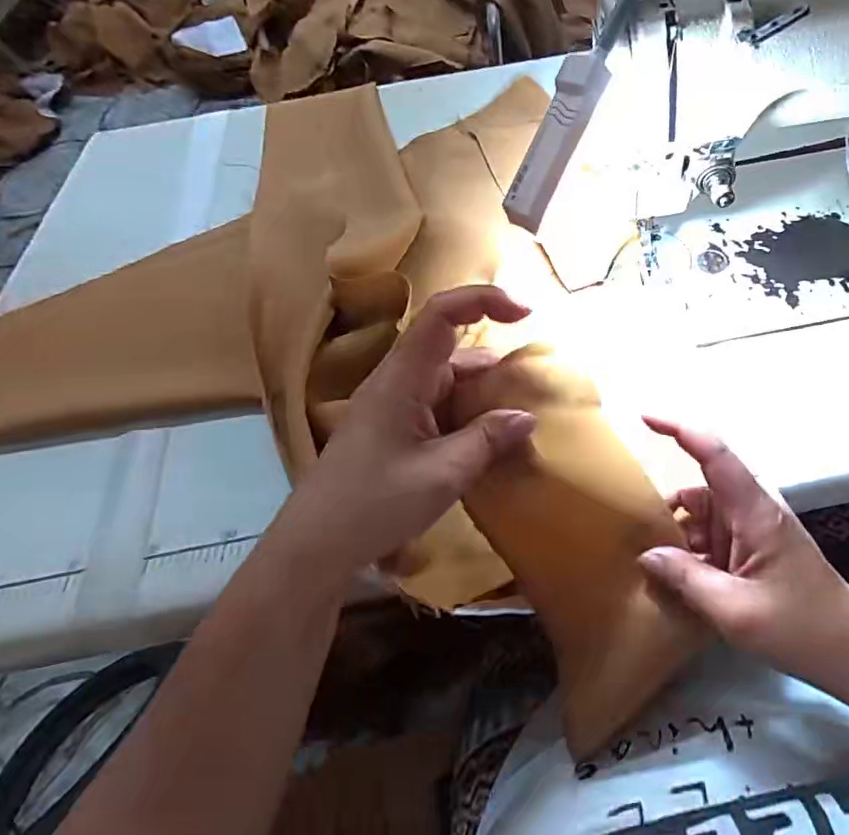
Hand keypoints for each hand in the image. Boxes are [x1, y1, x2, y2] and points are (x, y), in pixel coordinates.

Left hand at [274, 285, 537, 584]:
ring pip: (448, 381)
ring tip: (521, 417)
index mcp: (402, 378)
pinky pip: (439, 406)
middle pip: (452, 349)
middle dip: (495, 361)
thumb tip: (526, 417)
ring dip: (484, 393)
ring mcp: (394, 406)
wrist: (313, 549)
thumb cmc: (373, 505)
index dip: (483, 300)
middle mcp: (397, 382)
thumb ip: (487, 440)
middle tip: (535, 385)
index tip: (526, 314)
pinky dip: (469, 415)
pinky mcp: (394, 429)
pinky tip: (491, 440)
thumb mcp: (442, 475)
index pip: (441, 314)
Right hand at [638, 417, 848, 701]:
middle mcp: (751, 510)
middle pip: (698, 490)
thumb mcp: (735, 611)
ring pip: (700, 517)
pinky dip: (689, 553)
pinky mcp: (751, 548)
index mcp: (753, 511)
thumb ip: (686, 579)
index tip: (645, 418)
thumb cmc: (799, 626)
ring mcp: (751, 529)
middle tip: (632, 536)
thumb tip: (646, 554)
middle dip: (665, 508)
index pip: (713, 454)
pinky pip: (710, 539)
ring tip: (648, 566)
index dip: (679, 429)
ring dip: (676, 536)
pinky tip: (673, 581)